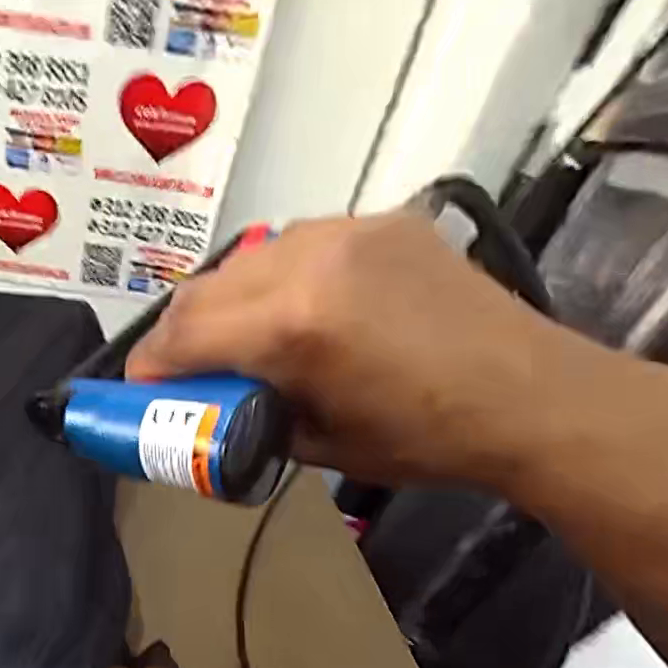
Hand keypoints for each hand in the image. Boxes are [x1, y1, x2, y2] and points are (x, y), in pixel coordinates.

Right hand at [126, 210, 667, 494]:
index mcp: (295, 326)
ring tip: (229, 342)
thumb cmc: (423, 442)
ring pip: (242, 259)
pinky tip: (285, 311)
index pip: (185, 333)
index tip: (137, 390)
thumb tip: (213, 401)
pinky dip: (268, 280)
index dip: (147, 366)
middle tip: (174, 372)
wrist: (531, 396)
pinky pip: (291, 245)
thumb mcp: (316, 445)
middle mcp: (310, 260)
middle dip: (174, 335)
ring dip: (219, 304)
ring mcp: (346, 232)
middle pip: (202, 289)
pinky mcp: (377, 222)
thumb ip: (250, 411)